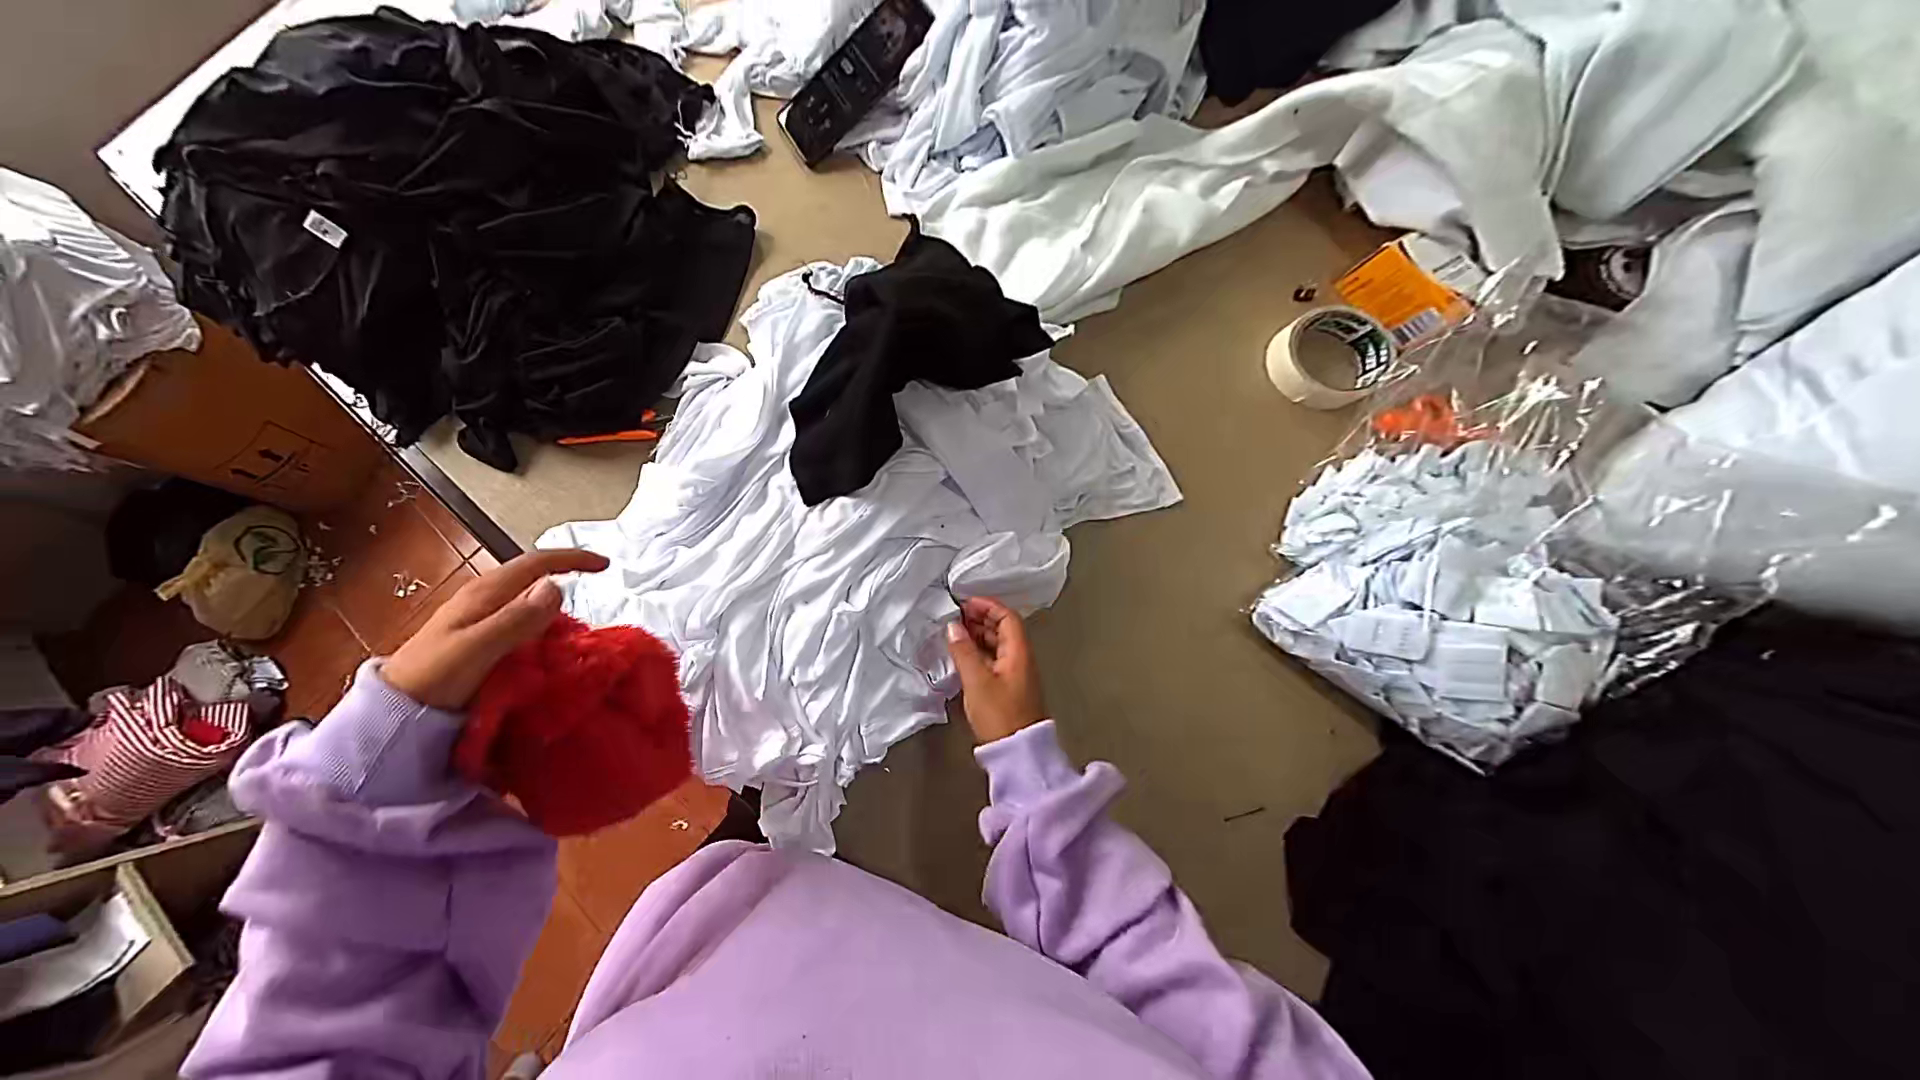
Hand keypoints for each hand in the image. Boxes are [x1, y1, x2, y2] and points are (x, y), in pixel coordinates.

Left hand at [383, 548, 609, 710]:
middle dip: (568, 581)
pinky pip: (523, 624)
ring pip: (530, 602)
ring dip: (557, 609)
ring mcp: (481, 619)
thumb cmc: (432, 679)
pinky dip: (544, 629)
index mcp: (484, 593)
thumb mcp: (478, 648)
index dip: (573, 559)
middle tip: (594, 598)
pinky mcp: (482, 639)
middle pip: (534, 579)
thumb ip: (517, 618)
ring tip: (578, 629)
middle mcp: (484, 599)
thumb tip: (556, 587)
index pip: (537, 563)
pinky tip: (551, 647)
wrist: (392, 713)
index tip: (604, 565)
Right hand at [945, 596, 1046, 743]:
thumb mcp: (977, 680)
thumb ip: (964, 651)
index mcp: (1019, 652)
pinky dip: (978, 652)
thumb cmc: (1000, 715)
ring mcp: (1016, 674)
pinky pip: (994, 659)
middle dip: (980, 618)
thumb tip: (954, 628)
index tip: (965, 603)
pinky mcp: (1008, 688)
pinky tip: (962, 655)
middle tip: (957, 615)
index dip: (987, 606)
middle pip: (1003, 629)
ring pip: (997, 644)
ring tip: (956, 633)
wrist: (1017, 752)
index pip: (1007, 617)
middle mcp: (1021, 659)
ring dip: (978, 635)